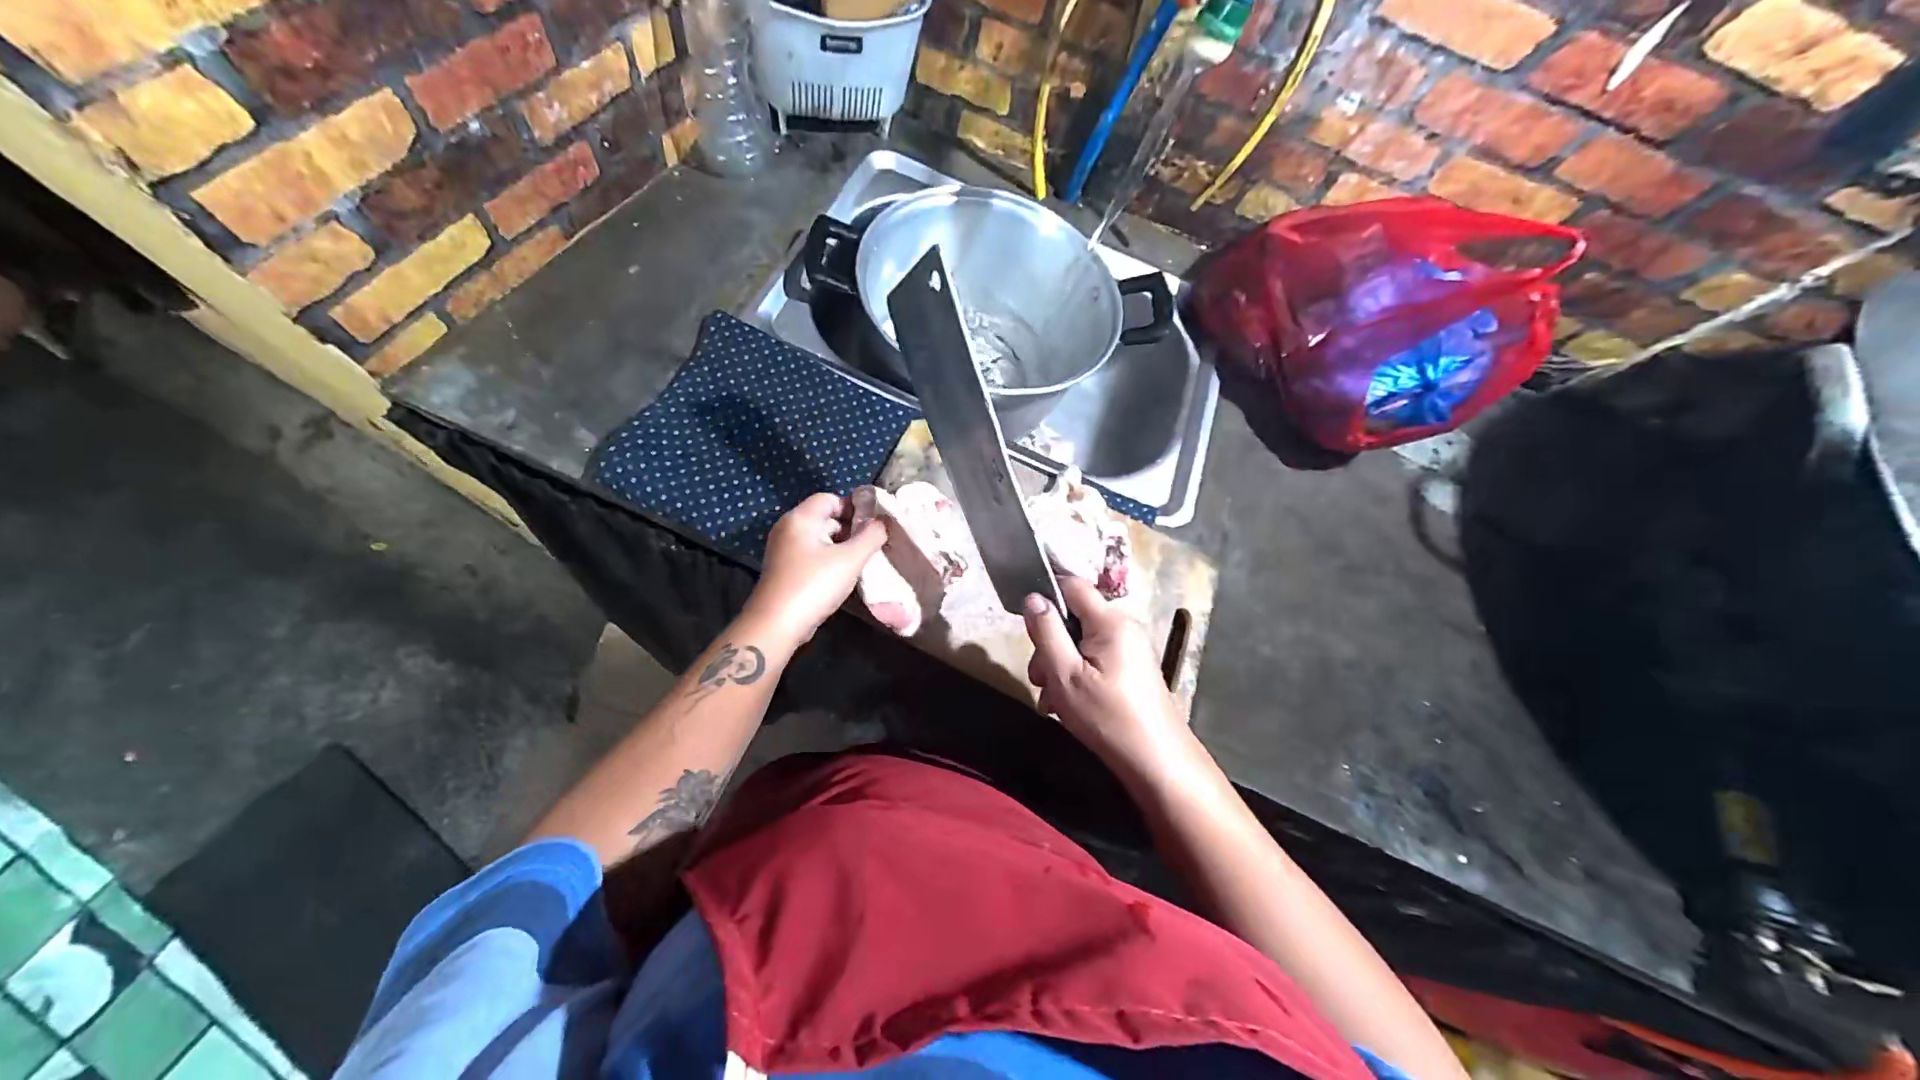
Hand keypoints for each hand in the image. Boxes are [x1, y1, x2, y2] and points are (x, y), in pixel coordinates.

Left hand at [743, 493, 885, 644]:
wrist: (777, 624)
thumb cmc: (815, 584)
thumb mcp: (850, 559)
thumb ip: (871, 536)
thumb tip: (883, 521)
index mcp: (800, 518)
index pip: (830, 498)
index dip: (854, 507)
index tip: (874, 525)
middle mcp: (788, 528)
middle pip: (825, 518)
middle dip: (851, 529)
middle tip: (873, 545)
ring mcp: (784, 549)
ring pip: (820, 539)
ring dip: (842, 547)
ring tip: (862, 561)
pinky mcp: (785, 569)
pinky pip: (812, 555)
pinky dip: (829, 560)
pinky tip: (844, 575)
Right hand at [1024, 577, 1203, 789]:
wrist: (1157, 763)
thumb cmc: (1108, 718)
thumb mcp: (1065, 675)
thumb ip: (1046, 632)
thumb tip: (1033, 597)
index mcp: (1110, 622)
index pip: (1073, 584)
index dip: (1046, 595)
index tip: (1026, 625)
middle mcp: (1124, 628)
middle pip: (1074, 618)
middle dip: (1049, 645)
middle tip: (1039, 679)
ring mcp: (1130, 650)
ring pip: (1081, 643)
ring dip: (1060, 667)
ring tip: (1053, 701)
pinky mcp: (1131, 670)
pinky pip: (1095, 661)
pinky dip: (1077, 677)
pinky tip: (1069, 705)